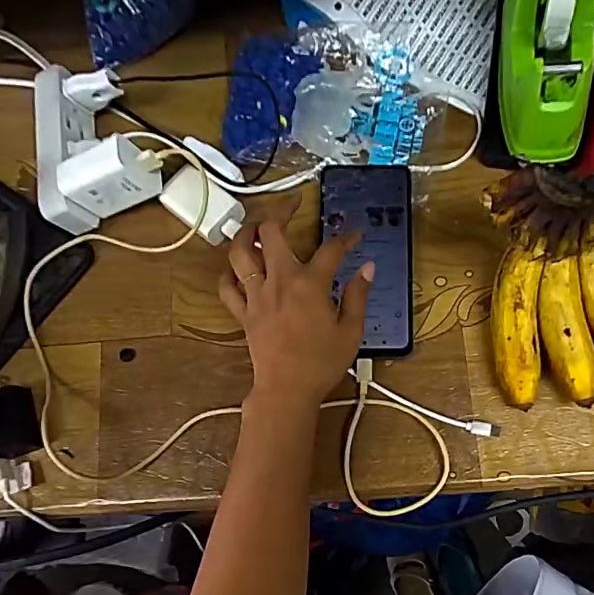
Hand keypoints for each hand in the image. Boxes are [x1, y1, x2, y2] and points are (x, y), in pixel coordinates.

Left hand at [218, 218, 372, 407]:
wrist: (287, 389)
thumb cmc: (321, 363)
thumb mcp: (351, 330)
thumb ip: (358, 295)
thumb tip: (367, 269)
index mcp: (310, 284)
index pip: (331, 249)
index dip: (346, 238)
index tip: (354, 236)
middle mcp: (279, 281)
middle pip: (270, 231)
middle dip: (280, 210)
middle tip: (291, 205)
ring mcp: (257, 295)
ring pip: (239, 252)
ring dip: (244, 233)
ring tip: (254, 226)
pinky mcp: (243, 312)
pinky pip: (226, 287)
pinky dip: (228, 275)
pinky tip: (236, 270)